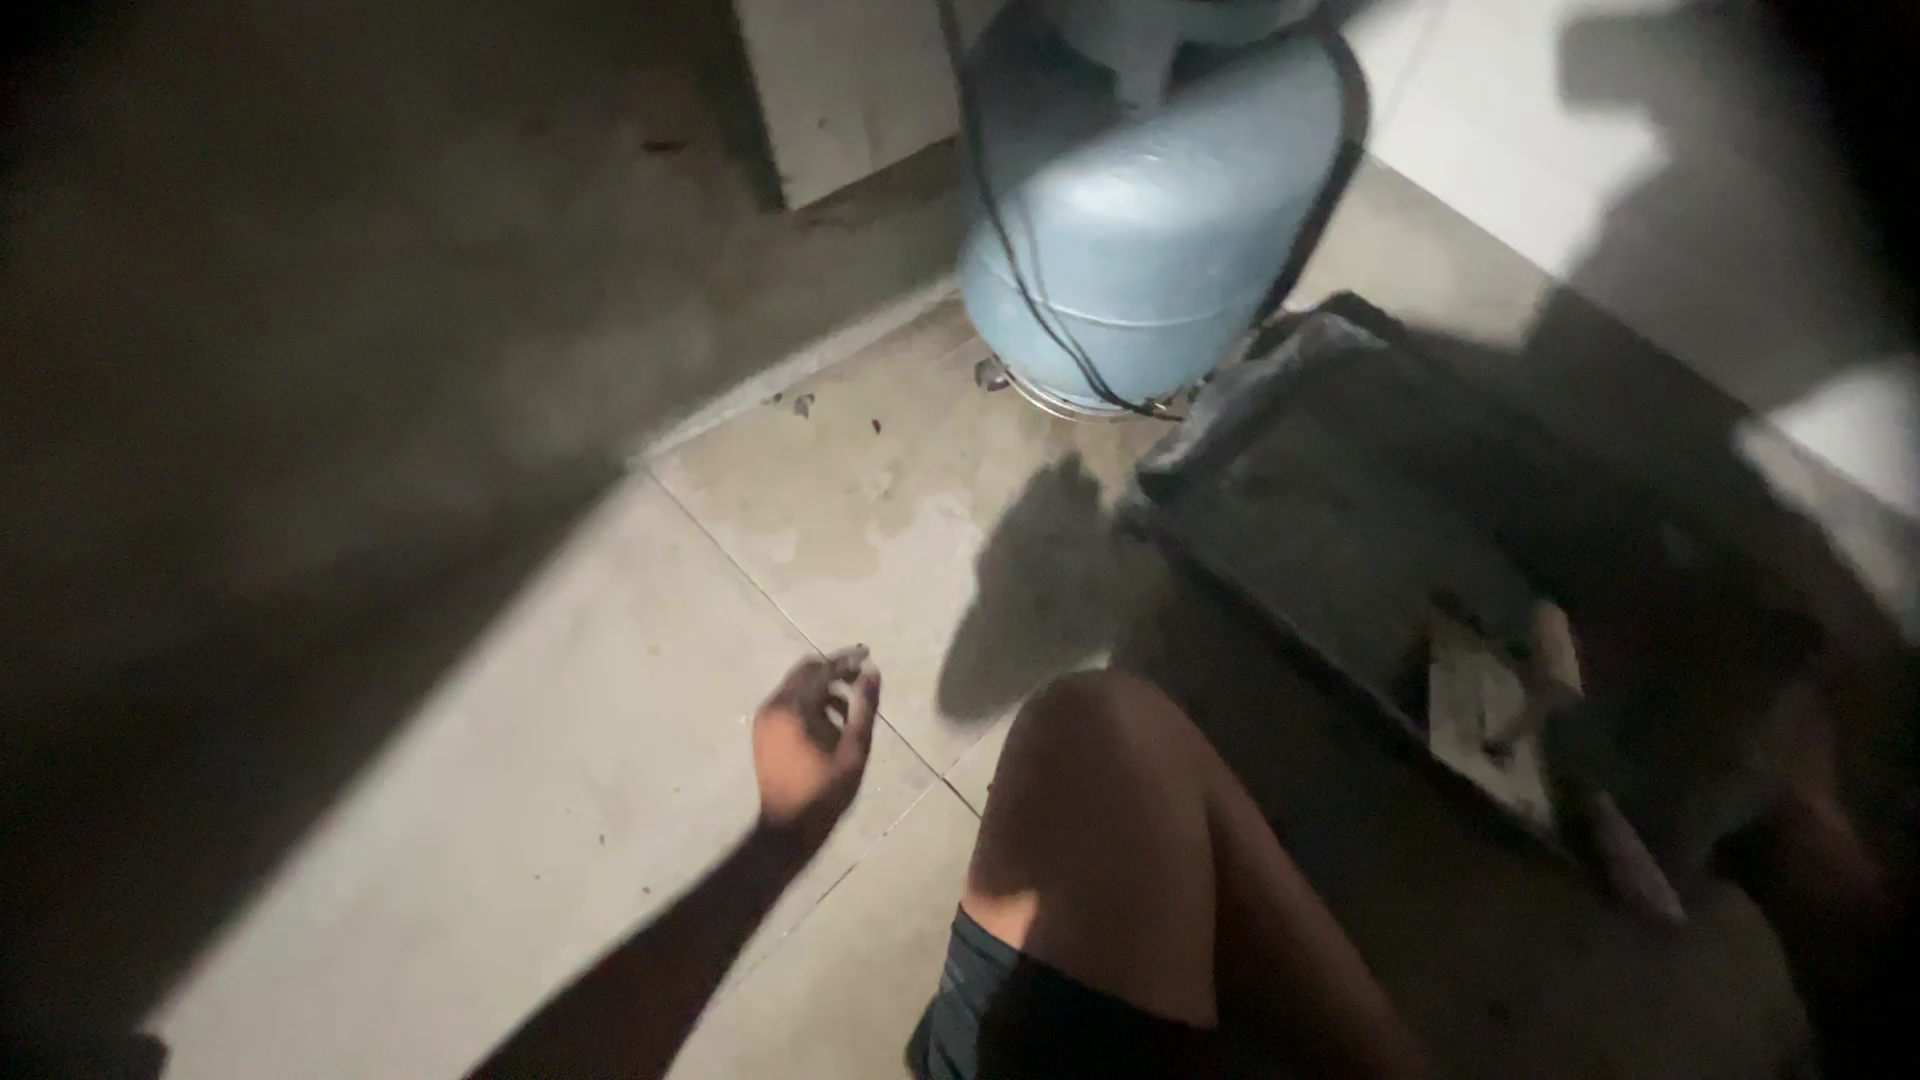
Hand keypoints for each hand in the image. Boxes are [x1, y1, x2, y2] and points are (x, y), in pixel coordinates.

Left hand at [752, 646, 880, 851]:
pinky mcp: (763, 732)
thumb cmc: (826, 790)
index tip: (869, 657)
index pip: (822, 670)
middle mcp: (773, 706)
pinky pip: (789, 703)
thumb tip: (872, 671)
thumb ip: (864, 706)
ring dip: (824, 688)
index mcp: (792, 708)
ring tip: (851, 707)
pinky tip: (831, 722)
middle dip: (834, 670)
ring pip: (797, 686)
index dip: (847, 661)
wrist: (789, 829)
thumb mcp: (854, 749)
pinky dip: (810, 702)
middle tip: (861, 677)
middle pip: (806, 672)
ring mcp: (764, 719)